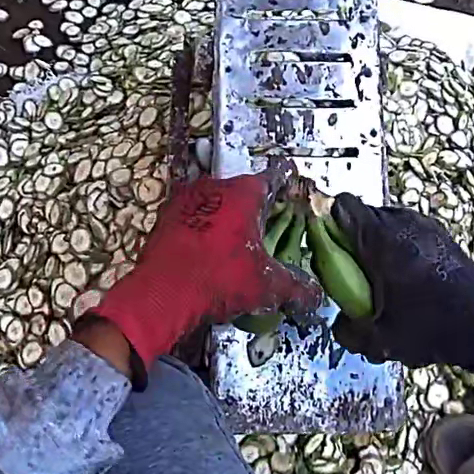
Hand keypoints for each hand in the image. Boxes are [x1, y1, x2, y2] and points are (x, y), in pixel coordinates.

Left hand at [85, 167, 321, 384]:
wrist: (161, 294)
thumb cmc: (214, 279)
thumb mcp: (266, 286)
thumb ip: (296, 288)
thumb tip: (313, 296)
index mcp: (244, 193)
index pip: (276, 177)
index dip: (289, 186)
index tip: (293, 190)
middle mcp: (214, 187)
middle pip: (245, 191)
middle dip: (258, 209)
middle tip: (269, 230)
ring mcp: (186, 199)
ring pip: (217, 202)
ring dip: (228, 219)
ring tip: (238, 245)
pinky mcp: (166, 217)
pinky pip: (195, 216)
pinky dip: (205, 228)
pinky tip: (210, 251)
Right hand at [329, 193, 473, 417]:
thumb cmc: (432, 328)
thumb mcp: (380, 339)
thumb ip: (347, 330)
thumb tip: (339, 323)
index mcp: (380, 238)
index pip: (342, 205)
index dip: (328, 222)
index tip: (328, 247)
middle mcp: (401, 223)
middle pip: (361, 214)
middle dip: (351, 236)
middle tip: (352, 267)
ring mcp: (425, 226)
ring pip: (385, 221)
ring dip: (376, 240)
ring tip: (380, 273)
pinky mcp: (441, 235)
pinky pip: (406, 230)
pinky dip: (398, 245)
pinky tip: (406, 276)